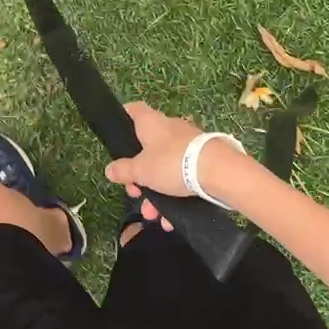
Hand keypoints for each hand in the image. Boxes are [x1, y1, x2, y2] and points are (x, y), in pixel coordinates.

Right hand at [103, 103, 210, 232]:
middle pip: (146, 147)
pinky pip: (182, 176)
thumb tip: (110, 169)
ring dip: (156, 191)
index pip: (133, 109)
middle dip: (139, 174)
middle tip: (136, 193)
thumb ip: (123, 170)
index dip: (123, 118)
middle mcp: (169, 128)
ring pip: (164, 166)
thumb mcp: (141, 170)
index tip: (117, 135)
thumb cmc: (172, 163)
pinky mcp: (203, 158)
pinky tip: (171, 218)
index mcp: (150, 122)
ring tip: (154, 215)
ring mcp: (187, 143)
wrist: (218, 171)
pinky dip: (175, 195)